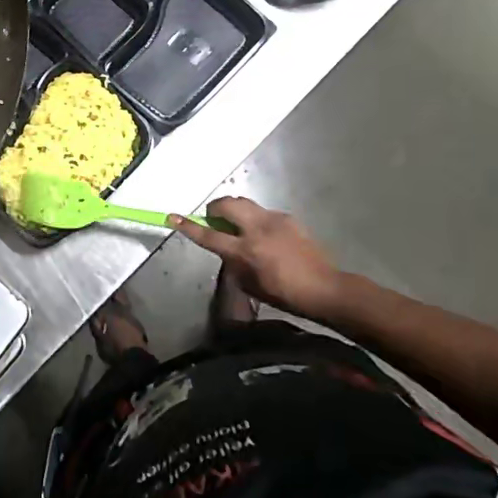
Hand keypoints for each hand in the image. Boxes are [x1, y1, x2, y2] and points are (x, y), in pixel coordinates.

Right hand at [169, 196, 342, 312]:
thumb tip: (227, 249)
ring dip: (235, 212)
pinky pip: (264, 213)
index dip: (188, 226)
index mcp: (245, 250)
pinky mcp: (289, 218)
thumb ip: (233, 262)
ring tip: (240, 228)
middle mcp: (258, 229)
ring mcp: (275, 220)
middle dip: (215, 208)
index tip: (172, 216)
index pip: (209, 235)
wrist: (324, 288)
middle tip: (215, 220)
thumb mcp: (249, 283)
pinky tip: (267, 237)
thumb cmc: (284, 294)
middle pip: (226, 204)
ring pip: (245, 203)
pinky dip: (256, 220)